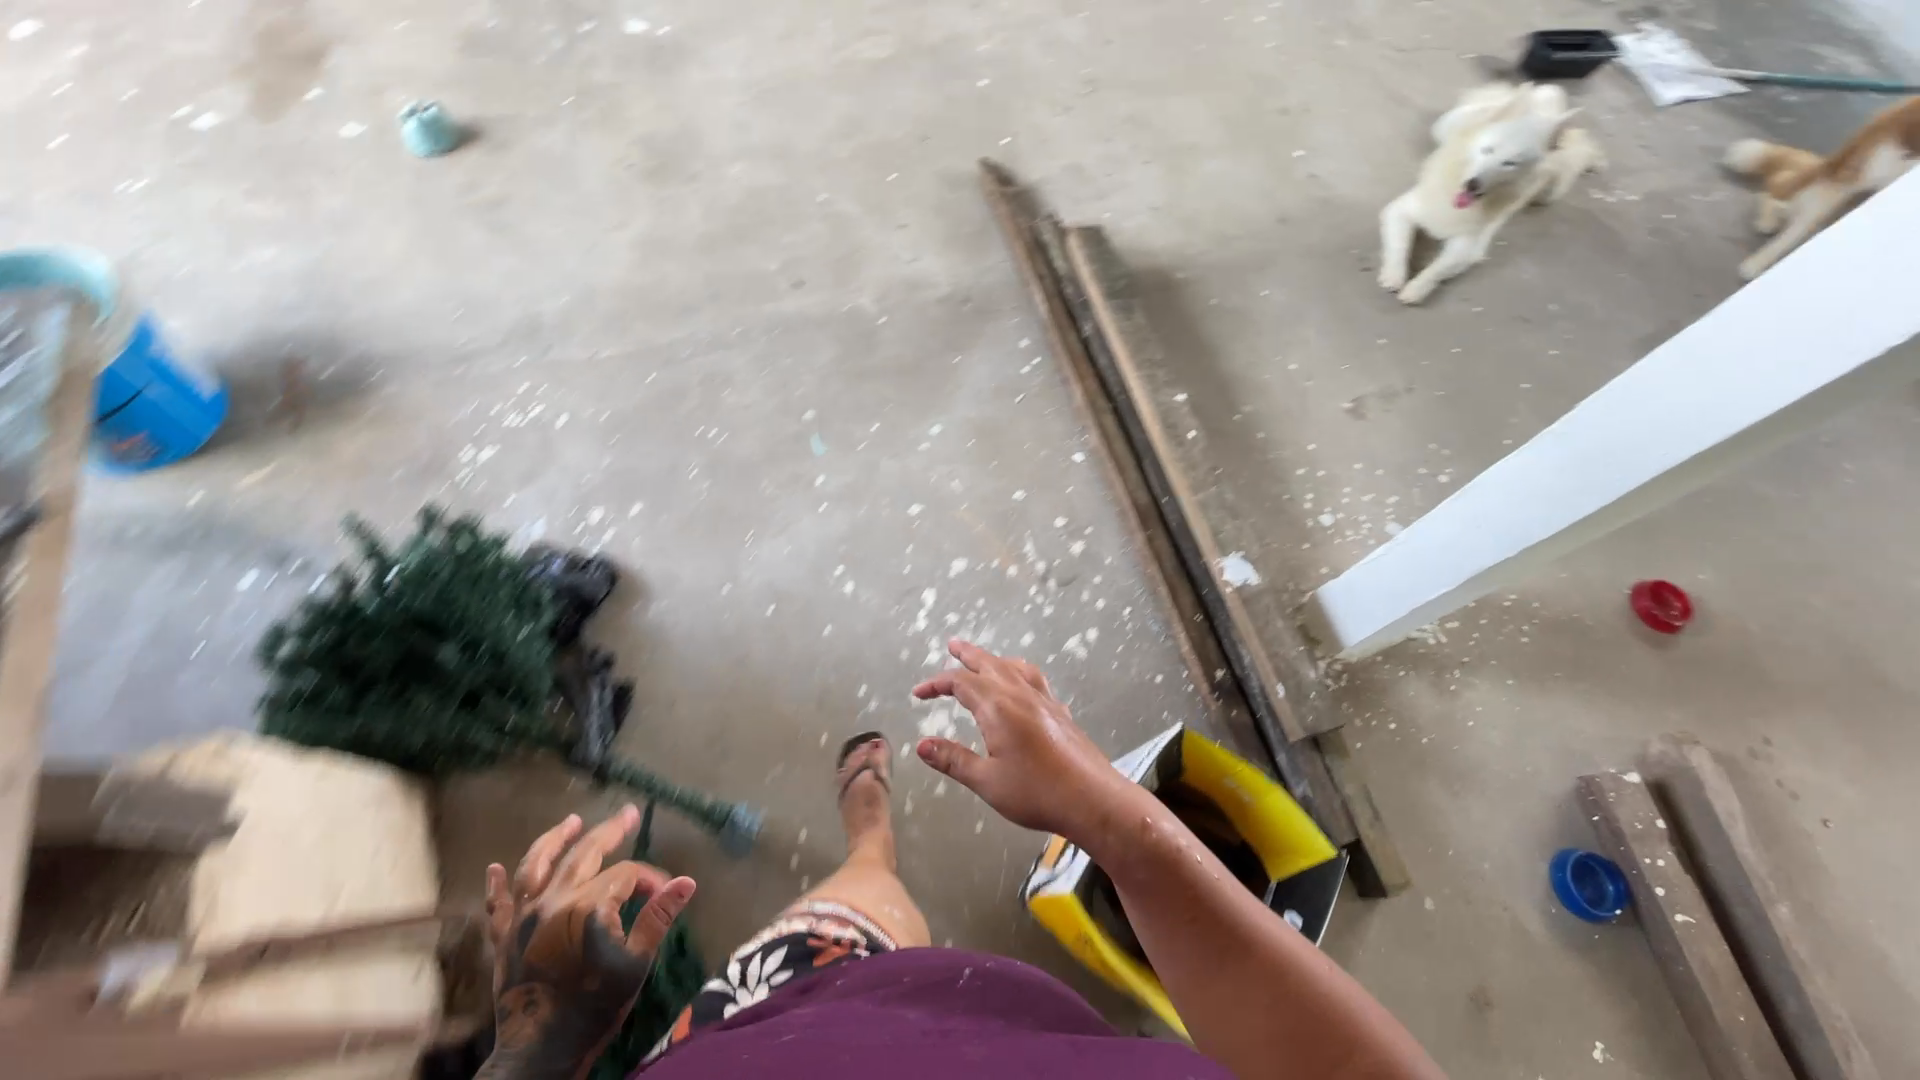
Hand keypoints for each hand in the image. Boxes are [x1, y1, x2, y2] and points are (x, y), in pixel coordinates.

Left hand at [478, 806, 695, 1079]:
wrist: (539, 1053)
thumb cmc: (595, 1007)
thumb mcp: (636, 962)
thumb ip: (658, 916)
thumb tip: (686, 882)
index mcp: (588, 906)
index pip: (626, 874)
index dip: (649, 879)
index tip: (665, 892)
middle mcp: (553, 902)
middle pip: (584, 855)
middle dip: (609, 832)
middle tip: (628, 813)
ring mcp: (523, 919)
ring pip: (535, 866)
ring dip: (554, 840)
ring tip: (570, 822)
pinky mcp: (503, 940)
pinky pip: (497, 906)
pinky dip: (496, 886)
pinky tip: (495, 868)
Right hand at [912, 639, 1142, 840]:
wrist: (1093, 798)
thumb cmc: (1036, 792)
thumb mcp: (987, 781)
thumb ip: (953, 760)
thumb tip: (921, 744)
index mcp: (997, 707)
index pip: (960, 683)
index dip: (937, 684)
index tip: (919, 693)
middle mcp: (1020, 695)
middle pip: (989, 664)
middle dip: (968, 654)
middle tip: (952, 645)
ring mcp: (1044, 701)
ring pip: (1014, 667)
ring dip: (994, 659)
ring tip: (984, 659)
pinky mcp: (1060, 712)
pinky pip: (1034, 679)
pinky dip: (1018, 671)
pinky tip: (1021, 683)